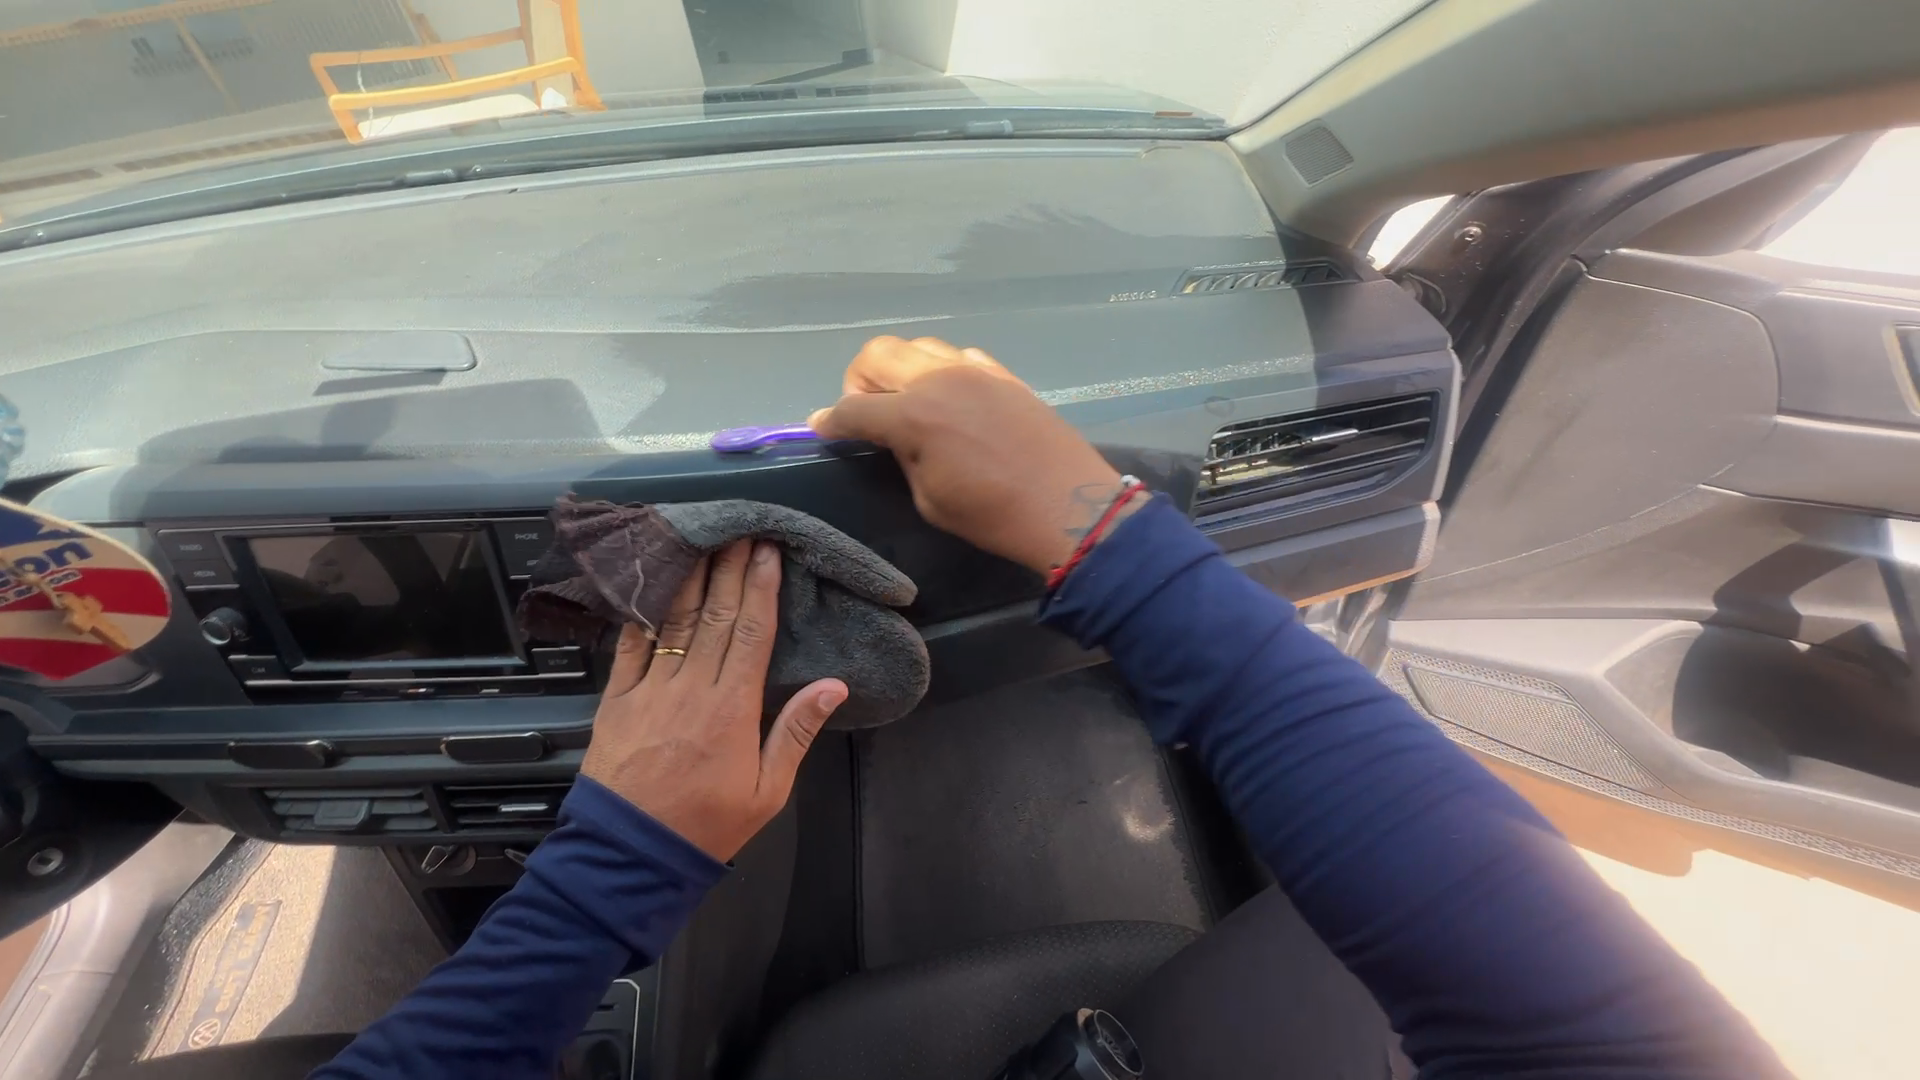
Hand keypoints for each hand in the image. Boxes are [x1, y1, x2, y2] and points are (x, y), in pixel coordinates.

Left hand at [580, 539, 846, 860]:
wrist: (627, 857)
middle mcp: (690, 687)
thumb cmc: (707, 824)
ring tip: (701, 541)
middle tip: (740, 531)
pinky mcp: (615, 698)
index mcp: (731, 707)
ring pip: (673, 620)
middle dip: (730, 568)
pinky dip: (643, 610)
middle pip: (714, 614)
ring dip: (691, 576)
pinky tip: (652, 584)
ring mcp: (648, 688)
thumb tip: (833, 685)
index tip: (767, 551)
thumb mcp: (767, 790)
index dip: (761, 587)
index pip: (751, 631)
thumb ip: (796, 731)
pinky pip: (630, 644)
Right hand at [808, 336, 1140, 574]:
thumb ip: (902, 457)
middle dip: (858, 380)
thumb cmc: (992, 515)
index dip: (830, 421)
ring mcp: (974, 370)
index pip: (853, 408)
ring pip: (919, 347)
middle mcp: (939, 380)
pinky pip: (958, 356)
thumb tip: (889, 438)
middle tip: (865, 411)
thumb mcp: (930, 499)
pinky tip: (950, 399)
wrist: (1066, 504)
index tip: (821, 427)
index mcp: (914, 416)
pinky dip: (941, 370)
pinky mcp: (1002, 374)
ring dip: (900, 369)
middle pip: (877, 354)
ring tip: (908, 402)